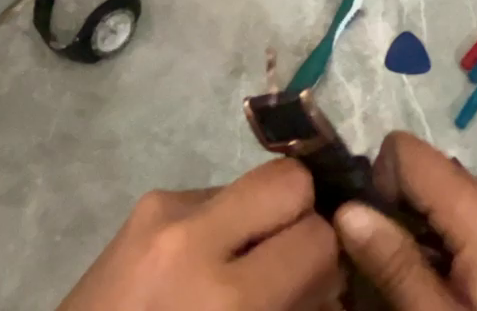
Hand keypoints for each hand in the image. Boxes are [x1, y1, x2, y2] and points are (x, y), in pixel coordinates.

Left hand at [57, 158, 343, 310]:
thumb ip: (294, 309)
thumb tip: (331, 273)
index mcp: (226, 300)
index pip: (317, 237)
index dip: (330, 256)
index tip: (324, 278)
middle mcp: (192, 237)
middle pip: (287, 178)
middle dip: (303, 211)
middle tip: (293, 254)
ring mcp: (162, 210)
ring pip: (249, 181)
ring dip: (259, 217)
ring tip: (243, 261)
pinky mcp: (145, 203)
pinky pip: (210, 194)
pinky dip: (223, 223)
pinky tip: (203, 262)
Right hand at [334, 133, 476, 310]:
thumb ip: (395, 264)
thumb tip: (345, 209)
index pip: (403, 149)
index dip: (380, 188)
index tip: (385, 244)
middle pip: (423, 173)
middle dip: (403, 216)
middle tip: (409, 280)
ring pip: (443, 193)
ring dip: (427, 231)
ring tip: (439, 290)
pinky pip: (470, 208)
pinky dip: (453, 237)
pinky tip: (464, 287)